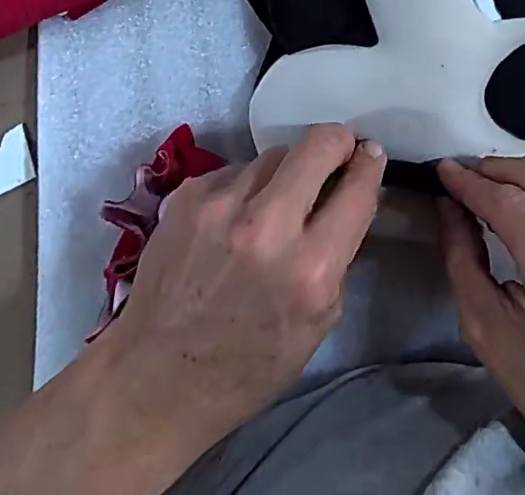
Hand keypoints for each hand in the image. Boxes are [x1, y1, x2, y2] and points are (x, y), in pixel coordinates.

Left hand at [107, 122, 385, 441]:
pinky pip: (235, 169)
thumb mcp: (320, 320)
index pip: (358, 188)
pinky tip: (235, 218)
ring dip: (286, 171)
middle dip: (337, 142)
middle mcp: (267, 228)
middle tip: (335, 154)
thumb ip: (340, 253)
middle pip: (319, 144)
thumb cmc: (250, 365)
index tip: (370, 154)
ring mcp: (220, 207)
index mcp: (310, 268)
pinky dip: (246, 185)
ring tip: (275, 201)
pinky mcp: (186, 197)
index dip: (370, 163)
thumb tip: (349, 196)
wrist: (153, 382)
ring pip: (275, 154)